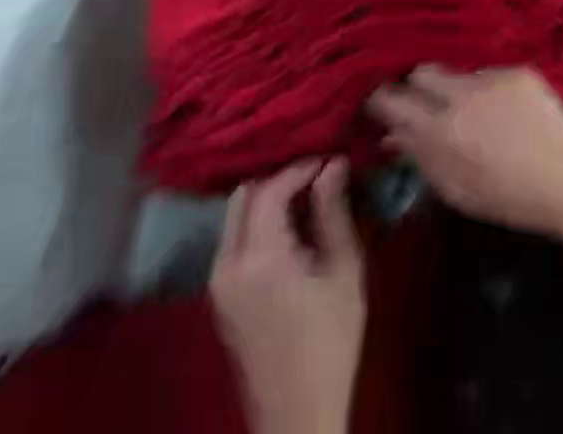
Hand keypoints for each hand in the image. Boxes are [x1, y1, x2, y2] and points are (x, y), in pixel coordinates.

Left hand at [210, 159, 363, 433]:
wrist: (298, 407)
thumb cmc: (332, 337)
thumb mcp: (345, 270)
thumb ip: (334, 213)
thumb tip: (334, 164)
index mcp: (259, 259)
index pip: (270, 189)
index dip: (301, 166)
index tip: (333, 155)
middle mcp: (226, 264)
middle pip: (243, 196)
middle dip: (279, 175)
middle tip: (320, 166)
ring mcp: (217, 281)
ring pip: (235, 214)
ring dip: (268, 194)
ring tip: (310, 186)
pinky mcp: (221, 293)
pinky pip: (235, 237)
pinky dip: (259, 217)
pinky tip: (293, 217)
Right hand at [368, 65, 562, 237]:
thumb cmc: (505, 196)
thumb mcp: (453, 188)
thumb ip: (419, 157)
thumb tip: (391, 135)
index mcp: (439, 130)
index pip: (391, 99)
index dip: (383, 100)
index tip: (383, 104)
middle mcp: (462, 96)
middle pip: (422, 72)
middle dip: (418, 87)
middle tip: (427, 104)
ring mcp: (493, 79)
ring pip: (460, 75)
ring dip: (460, 91)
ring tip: (479, 115)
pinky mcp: (519, 72)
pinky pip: (492, 75)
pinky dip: (491, 91)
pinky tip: (507, 112)